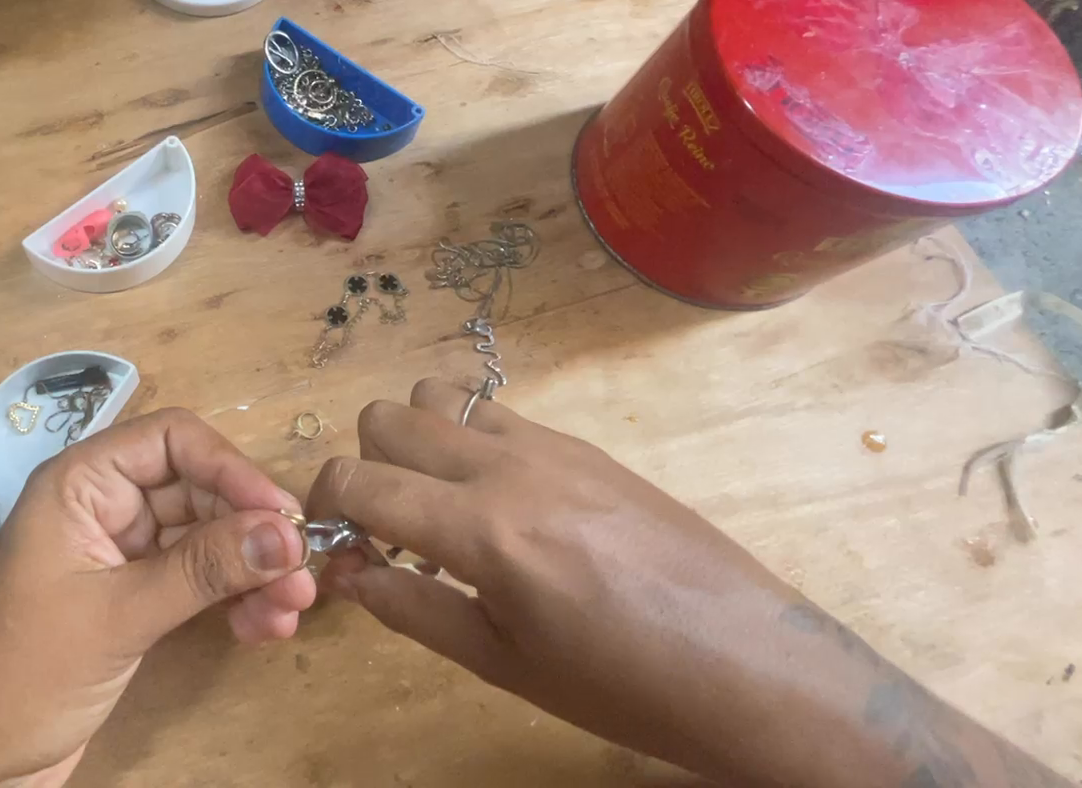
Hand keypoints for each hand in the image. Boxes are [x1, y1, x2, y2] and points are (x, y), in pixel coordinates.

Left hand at [0, 408, 314, 786]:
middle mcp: (105, 504)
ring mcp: (121, 551)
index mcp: (82, 481)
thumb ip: (205, 569)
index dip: (231, 467)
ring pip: (203, 537)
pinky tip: (261, 628)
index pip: (171, 439)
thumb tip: (289, 533)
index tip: (283, 515)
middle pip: (196, 489)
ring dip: (250, 568)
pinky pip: (196, 578)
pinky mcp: (133, 596)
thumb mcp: (118, 614)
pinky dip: (231, 597)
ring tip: (291, 612)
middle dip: (250, 529)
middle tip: (303, 575)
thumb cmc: (25, 671)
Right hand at [306, 380, 1072, 787]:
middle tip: (390, 518)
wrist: (759, 667)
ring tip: (440, 494)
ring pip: (436, 396)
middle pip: (387, 417)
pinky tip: (502, 496)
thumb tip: (344, 569)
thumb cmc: (621, 685)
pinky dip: (468, 438)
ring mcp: (546, 444)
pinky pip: (493, 411)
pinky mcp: (579, 442)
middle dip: (365, 463)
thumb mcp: (502, 662)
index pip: (358, 480)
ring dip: (416, 438)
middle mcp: (505, 467)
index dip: (322, 500)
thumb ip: (408, 605)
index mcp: (481, 531)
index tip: (331, 532)